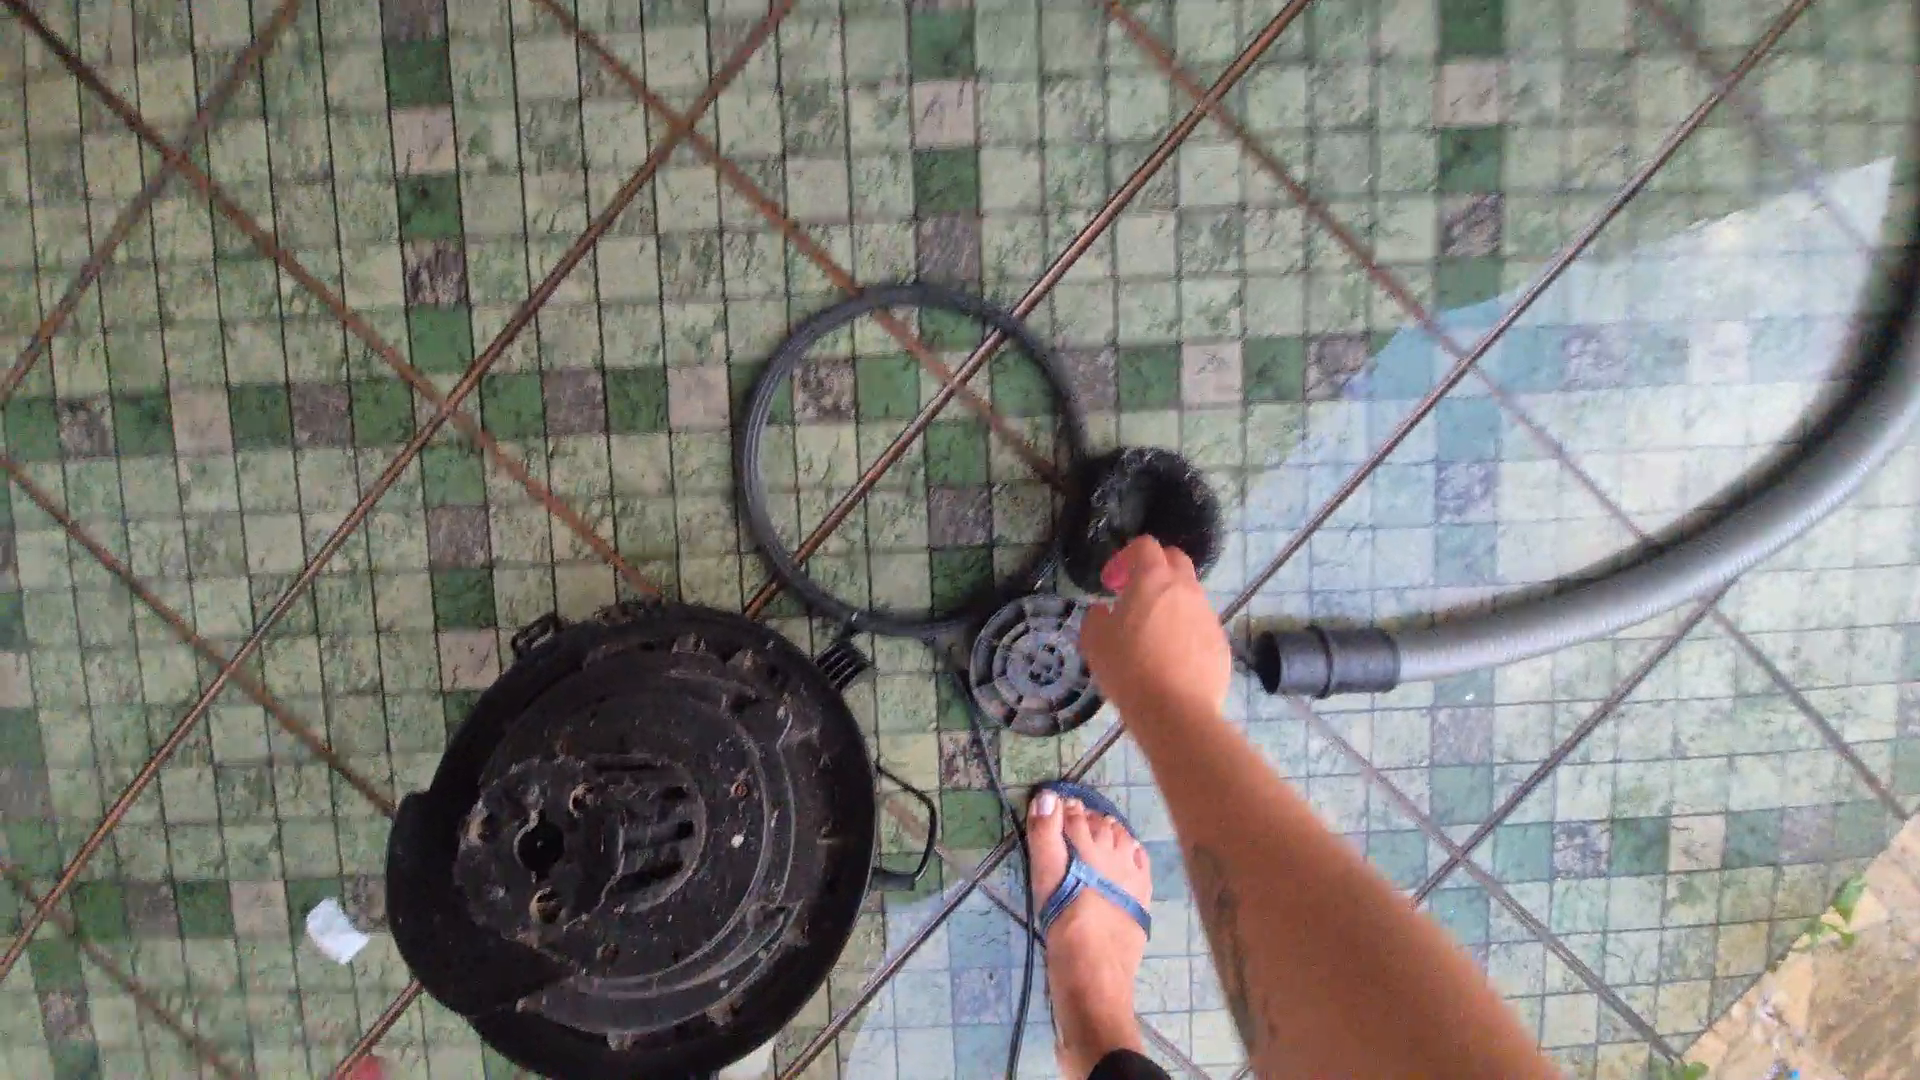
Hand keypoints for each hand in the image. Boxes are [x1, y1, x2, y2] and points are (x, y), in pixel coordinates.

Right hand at [1078, 536, 1231, 719]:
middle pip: (1175, 560)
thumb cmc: (1128, 668)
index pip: (1145, 545)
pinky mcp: (1220, 643)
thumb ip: (1096, 616)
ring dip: (1169, 603)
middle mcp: (1186, 590)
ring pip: (1189, 595)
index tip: (1110, 583)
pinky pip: (1199, 626)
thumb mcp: (1094, 640)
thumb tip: (1105, 611)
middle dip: (1154, 570)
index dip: (1124, 558)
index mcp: (1153, 580)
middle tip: (1133, 596)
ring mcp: (1208, 616)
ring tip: (1150, 634)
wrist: (1175, 710)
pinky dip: (1184, 632)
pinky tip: (1169, 660)